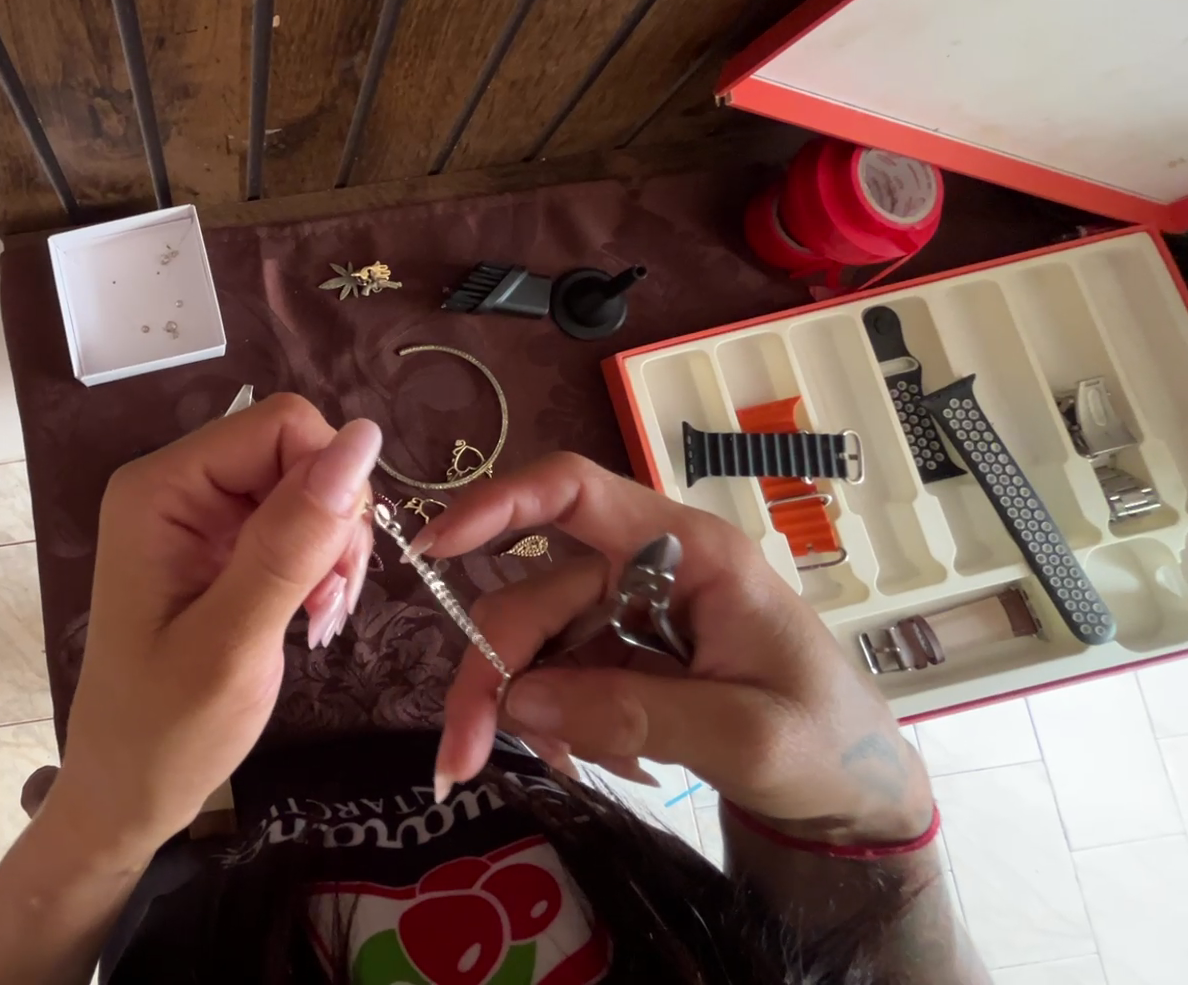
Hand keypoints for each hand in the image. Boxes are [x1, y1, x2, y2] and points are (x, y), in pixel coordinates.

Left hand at [44, 395, 380, 862]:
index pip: (280, 424)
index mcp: (160, 487)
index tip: (336, 566)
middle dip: (334, 521)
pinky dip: (319, 565)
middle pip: (297, 452)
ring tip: (319, 617)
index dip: (330, 481)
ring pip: (306, 487)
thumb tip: (363, 437)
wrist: (130, 789)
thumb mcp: (235, 638)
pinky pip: (294, 522)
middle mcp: (176, 484)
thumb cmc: (167, 730)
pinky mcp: (219, 543)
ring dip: (332, 548)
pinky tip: (311, 614)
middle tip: (330, 603)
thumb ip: (294, 537)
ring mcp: (198, 513)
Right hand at [416, 453, 933, 844]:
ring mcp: (613, 611)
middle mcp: (634, 569)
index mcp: (683, 552)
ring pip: (522, 641)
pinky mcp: (602, 651)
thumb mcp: (750, 736)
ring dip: (515, 707)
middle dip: (488, 672)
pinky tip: (583, 757)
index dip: (496, 503)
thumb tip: (516, 698)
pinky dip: (543, 721)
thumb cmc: (827, 743)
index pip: (572, 490)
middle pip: (527, 596)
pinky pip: (541, 676)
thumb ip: (636, 712)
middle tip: (461, 753)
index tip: (433, 545)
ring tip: (562, 766)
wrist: (849, 794)